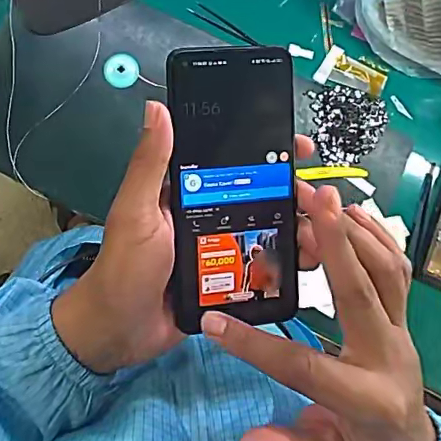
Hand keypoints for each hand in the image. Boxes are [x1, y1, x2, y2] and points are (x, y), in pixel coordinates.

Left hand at [52, 100, 317, 373]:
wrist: (121, 331)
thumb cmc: (122, 267)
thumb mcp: (136, 210)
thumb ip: (149, 163)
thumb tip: (157, 110)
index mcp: (182, 191)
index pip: (228, 161)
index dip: (262, 150)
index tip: (295, 147)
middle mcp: (204, 214)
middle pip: (259, 195)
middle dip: (292, 194)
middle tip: (317, 200)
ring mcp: (219, 247)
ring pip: (268, 229)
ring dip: (297, 228)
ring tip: (320, 233)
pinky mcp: (228, 278)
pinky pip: (264, 265)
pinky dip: (287, 262)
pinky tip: (310, 262)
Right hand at [200, 184, 436, 440]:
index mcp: (366, 398)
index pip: (304, 366)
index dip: (255, 346)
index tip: (213, 323)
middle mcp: (389, 355)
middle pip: (364, 292)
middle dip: (335, 242)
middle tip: (309, 199)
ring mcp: (401, 330)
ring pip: (387, 271)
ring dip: (352, 229)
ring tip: (317, 197)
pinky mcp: (402, 315)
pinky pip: (397, 268)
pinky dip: (376, 234)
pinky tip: (350, 212)